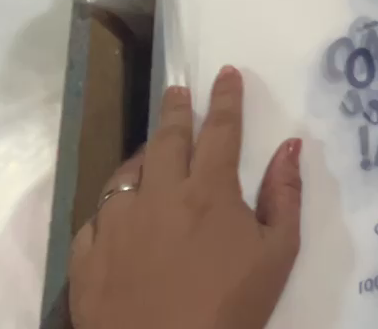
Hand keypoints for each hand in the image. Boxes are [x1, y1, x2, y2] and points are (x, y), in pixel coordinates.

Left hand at [69, 67, 302, 328]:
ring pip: (126, 174)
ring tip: (151, 147)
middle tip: (177, 90)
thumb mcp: (278, 251)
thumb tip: (290, 146)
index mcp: (209, 190)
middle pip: (166, 140)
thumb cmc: (232, 306)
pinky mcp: (87, 262)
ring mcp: (117, 229)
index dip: (225, 98)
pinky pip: (96, 217)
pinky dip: (113, 203)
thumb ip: (285, 194)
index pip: (219, 129)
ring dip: (143, 154)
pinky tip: (121, 208)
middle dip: (175, 110)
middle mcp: (159, 197)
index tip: (226, 73)